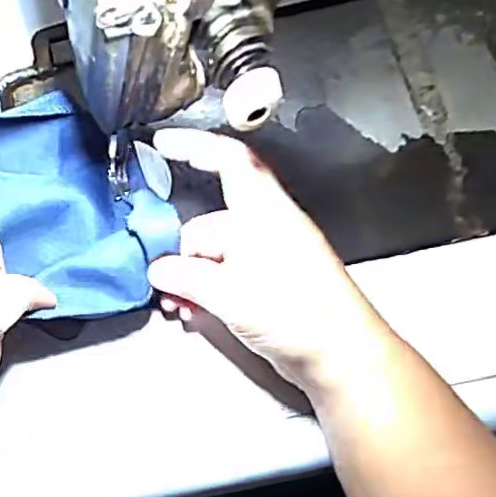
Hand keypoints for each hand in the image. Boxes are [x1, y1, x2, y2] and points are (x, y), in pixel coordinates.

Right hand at [146, 129, 398, 401]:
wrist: (336, 352)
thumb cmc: (295, 312)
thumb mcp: (226, 292)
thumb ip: (185, 278)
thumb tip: (159, 271)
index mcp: (261, 211)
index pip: (227, 161)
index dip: (193, 146)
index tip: (163, 144)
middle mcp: (265, 228)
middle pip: (209, 225)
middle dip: (180, 254)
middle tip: (163, 284)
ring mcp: (268, 258)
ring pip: (215, 258)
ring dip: (190, 281)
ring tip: (179, 307)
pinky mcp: (270, 286)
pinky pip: (228, 279)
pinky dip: (208, 293)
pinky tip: (196, 313)